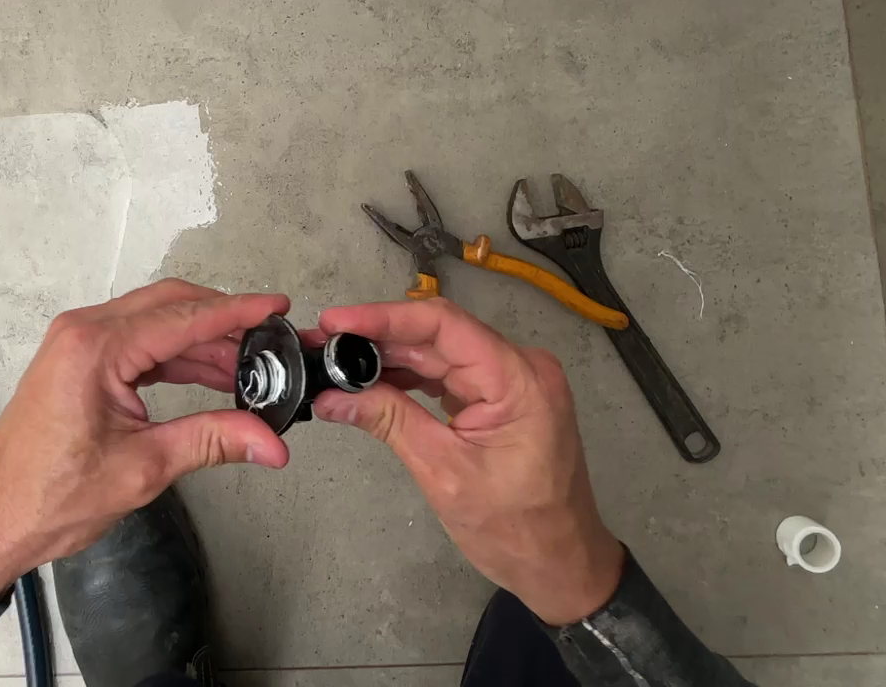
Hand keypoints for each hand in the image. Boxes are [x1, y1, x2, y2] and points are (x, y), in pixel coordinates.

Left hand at [0, 280, 291, 596]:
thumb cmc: (48, 496)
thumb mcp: (141, 469)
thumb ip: (211, 441)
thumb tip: (269, 441)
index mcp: (95, 347)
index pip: (183, 318)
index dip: (236, 312)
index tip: (275, 307)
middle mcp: (85, 330)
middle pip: (170, 306)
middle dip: (223, 319)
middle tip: (268, 337)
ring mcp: (79, 341)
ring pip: (156, 321)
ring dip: (202, 340)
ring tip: (248, 365)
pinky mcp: (81, 358)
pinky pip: (139, 341)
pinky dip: (176, 354)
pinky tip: (209, 373)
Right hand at [309, 299, 625, 624]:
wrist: (562, 569)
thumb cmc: (515, 529)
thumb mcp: (444, 473)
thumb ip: (388, 421)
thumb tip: (329, 396)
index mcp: (518, 378)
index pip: (442, 324)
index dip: (384, 316)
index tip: (336, 322)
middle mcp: (518, 365)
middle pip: (436, 333)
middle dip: (377, 336)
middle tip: (323, 341)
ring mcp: (509, 378)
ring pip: (436, 349)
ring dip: (387, 354)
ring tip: (336, 358)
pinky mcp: (497, 393)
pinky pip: (445, 370)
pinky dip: (407, 373)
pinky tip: (370, 376)